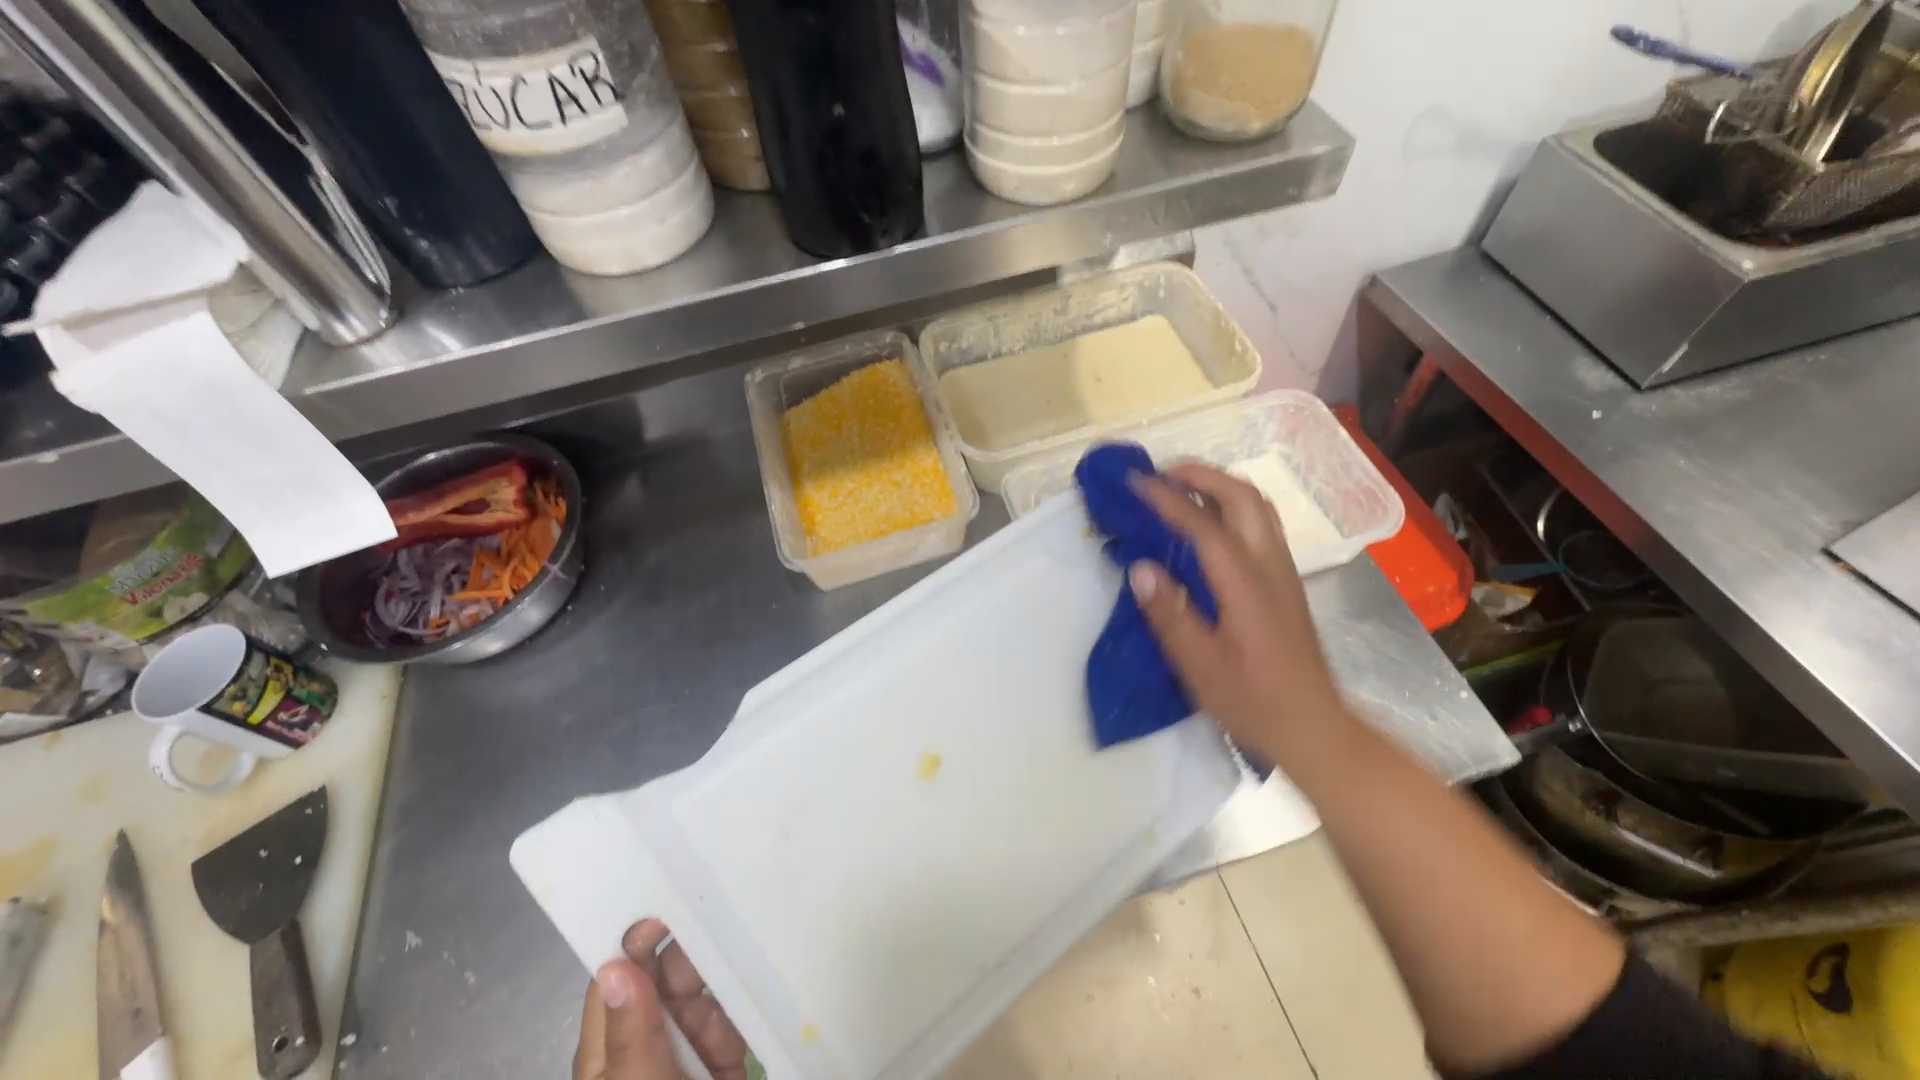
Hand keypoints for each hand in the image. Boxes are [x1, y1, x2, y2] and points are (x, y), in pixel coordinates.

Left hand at [575, 919, 749, 1079]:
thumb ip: (631, 1029)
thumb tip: (615, 964)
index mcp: (611, 1043)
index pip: (619, 974)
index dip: (637, 939)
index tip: (665, 906)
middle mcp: (649, 1036)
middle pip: (670, 974)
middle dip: (693, 945)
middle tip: (719, 907)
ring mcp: (688, 1047)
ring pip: (708, 989)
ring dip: (727, 966)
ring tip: (747, 932)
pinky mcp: (723, 1057)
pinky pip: (737, 1016)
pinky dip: (750, 997)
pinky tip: (763, 976)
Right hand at [1126, 464, 1353, 768]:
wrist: (1312, 724)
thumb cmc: (1252, 700)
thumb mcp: (1200, 666)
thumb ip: (1169, 614)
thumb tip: (1140, 567)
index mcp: (1245, 584)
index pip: (1203, 525)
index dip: (1167, 499)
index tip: (1135, 482)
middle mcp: (1269, 565)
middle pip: (1242, 497)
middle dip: (1200, 475)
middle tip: (1160, 474)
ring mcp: (1283, 571)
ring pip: (1257, 506)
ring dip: (1219, 485)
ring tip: (1181, 487)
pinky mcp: (1286, 581)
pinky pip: (1261, 523)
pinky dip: (1231, 505)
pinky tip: (1209, 522)